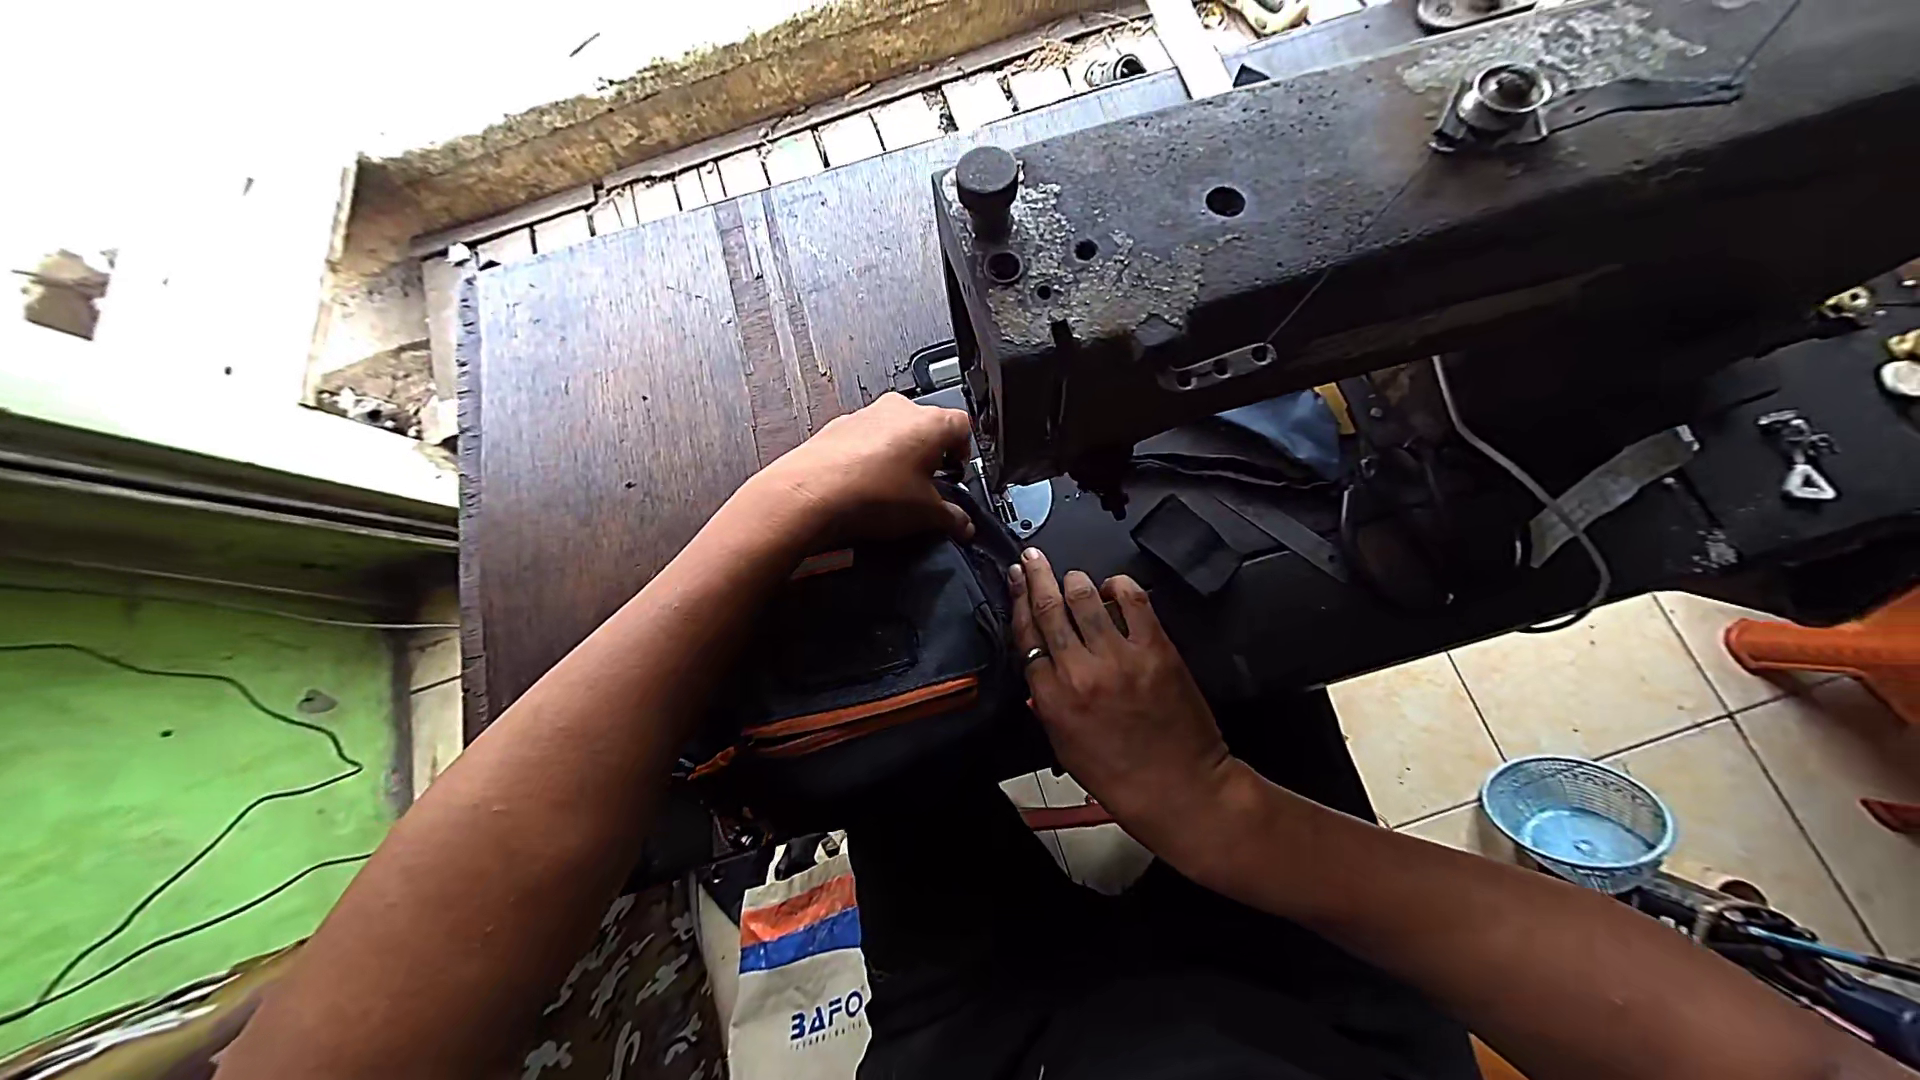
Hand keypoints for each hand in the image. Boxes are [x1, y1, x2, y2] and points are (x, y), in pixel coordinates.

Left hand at [747, 393, 974, 546]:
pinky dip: (870, 460)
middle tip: (927, 487)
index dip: (964, 453)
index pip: (963, 427)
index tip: (956, 474)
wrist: (811, 494)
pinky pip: (865, 441)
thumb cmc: (869, 493)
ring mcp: (865, 416)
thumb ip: (953, 517)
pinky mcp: (838, 429)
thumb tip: (962, 524)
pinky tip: (867, 490)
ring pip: (894, 433)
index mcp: (931, 422)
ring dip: (899, 457)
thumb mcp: (926, 515)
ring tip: (894, 493)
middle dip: (931, 456)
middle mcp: (899, 410)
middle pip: (927, 428)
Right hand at [1008, 548, 1239, 858]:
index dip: (1018, 601)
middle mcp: (1079, 672)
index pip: (1025, 635)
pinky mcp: (1155, 649)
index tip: (1017, 581)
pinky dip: (1118, 585)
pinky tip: (1113, 587)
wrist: (1180, 789)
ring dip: (1072, 579)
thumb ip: (1046, 702)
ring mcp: (1118, 657)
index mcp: (1052, 699)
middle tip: (1031, 557)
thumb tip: (1039, 668)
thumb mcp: (1064, 745)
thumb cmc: (1121, 776)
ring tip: (1070, 576)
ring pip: (1084, 597)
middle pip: (1048, 608)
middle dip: (1036, 575)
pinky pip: (1132, 600)